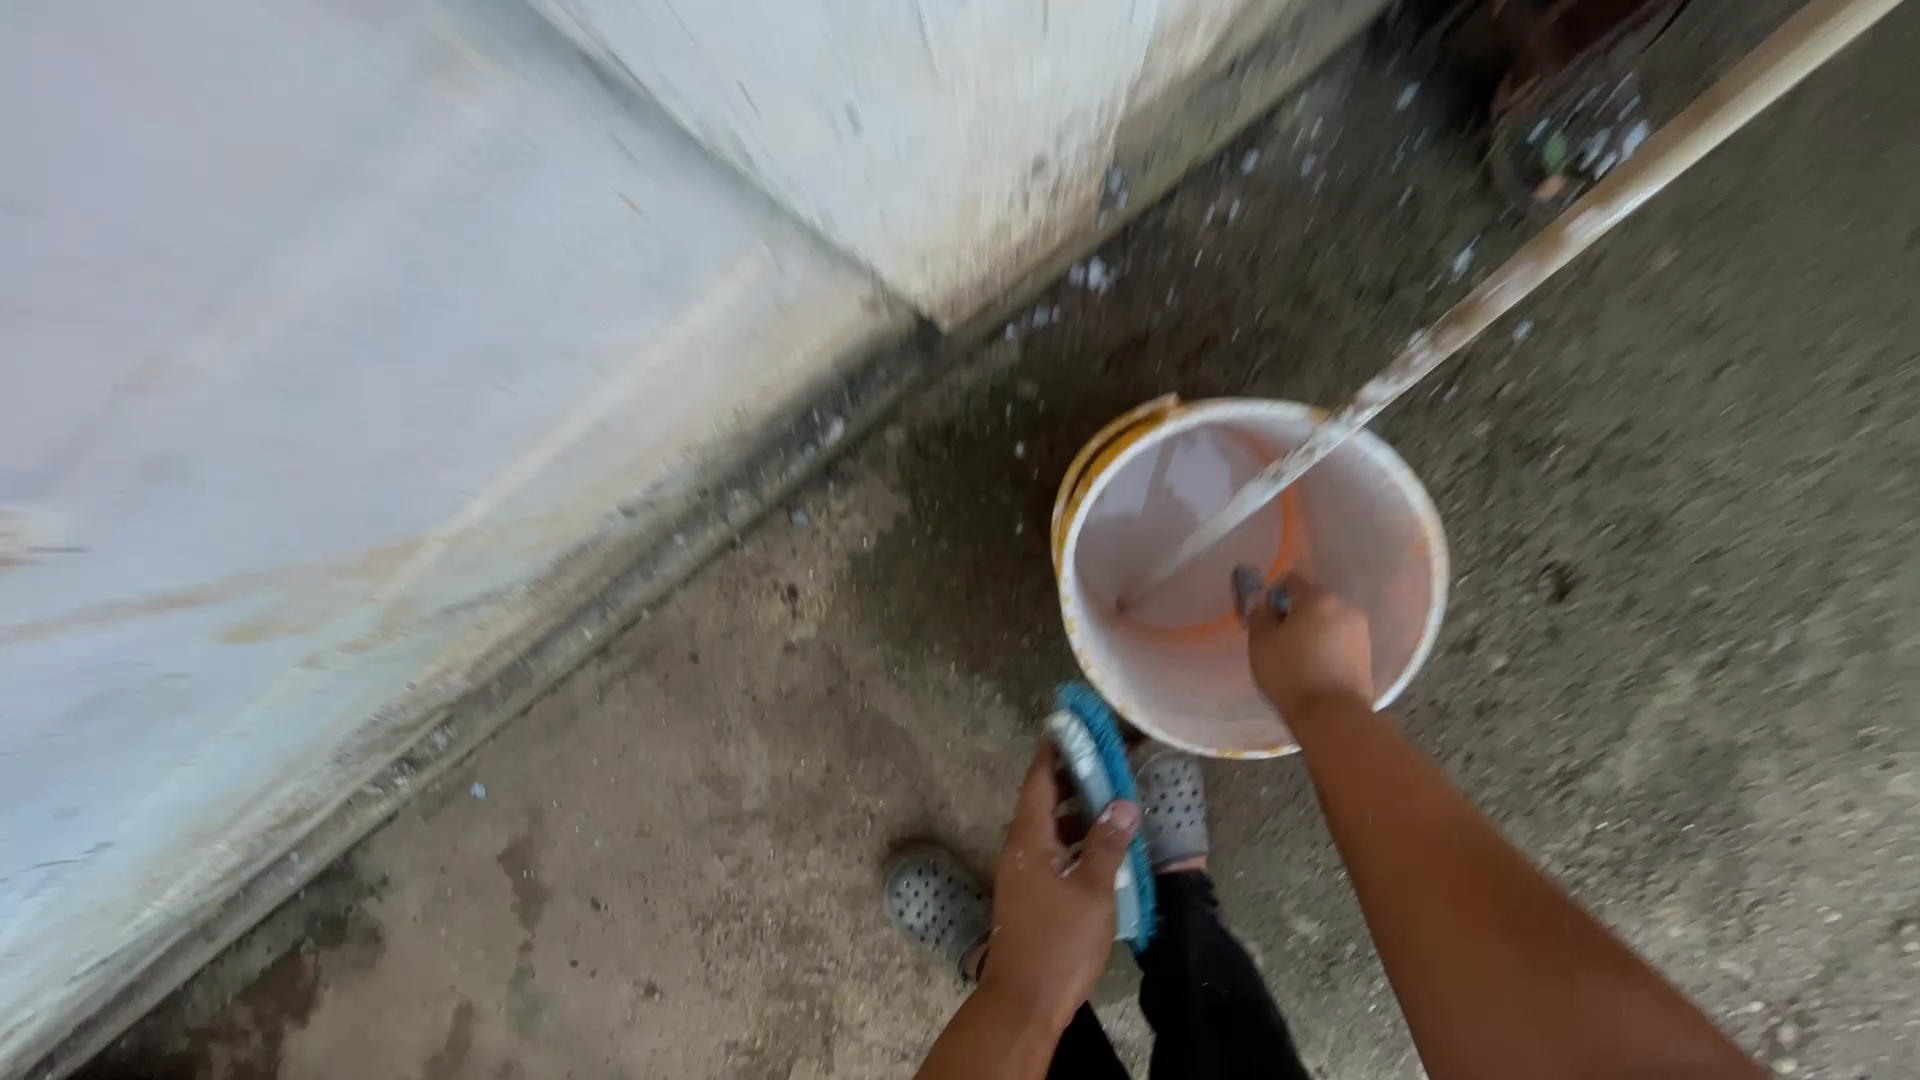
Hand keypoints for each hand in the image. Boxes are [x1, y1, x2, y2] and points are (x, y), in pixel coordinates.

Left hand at [979, 742, 1139, 1030]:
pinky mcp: (1033, 891)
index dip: (1053, 750)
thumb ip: (1108, 844)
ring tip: (1111, 796)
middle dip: (1071, 776)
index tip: (1069, 725)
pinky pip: (1055, 850)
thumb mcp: (1093, 889)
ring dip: (1077, 810)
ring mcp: (1025, 871)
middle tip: (1103, 757)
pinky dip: (1076, 839)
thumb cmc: (1059, 939)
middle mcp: (1021, 846)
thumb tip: (1124, 804)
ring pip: (1050, 826)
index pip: (1038, 779)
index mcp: (1029, 836)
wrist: (1025, 998)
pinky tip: (1104, 844)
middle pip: (1043, 799)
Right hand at [1240, 570, 1374, 718]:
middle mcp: (1345, 607)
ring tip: (1297, 656)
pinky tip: (1314, 667)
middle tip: (1278, 639)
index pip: (1291, 579)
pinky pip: (1339, 638)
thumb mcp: (1260, 641)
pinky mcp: (1367, 653)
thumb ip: (1259, 614)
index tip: (1265, 618)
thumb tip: (1263, 602)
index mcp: (1318, 598)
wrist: (1332, 715)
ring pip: (1327, 620)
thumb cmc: (1290, 673)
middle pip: (1312, 599)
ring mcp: (1360, 630)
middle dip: (1294, 612)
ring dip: (1311, 629)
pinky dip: (1326, 645)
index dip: (1273, 594)